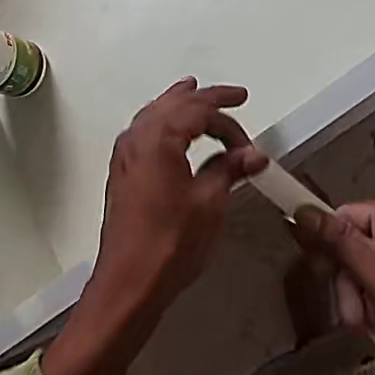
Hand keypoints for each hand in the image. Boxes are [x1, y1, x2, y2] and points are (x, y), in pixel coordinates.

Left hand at [90, 77, 269, 307]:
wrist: (129, 280)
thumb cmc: (168, 244)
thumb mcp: (209, 203)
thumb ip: (229, 169)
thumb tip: (251, 154)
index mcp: (158, 138)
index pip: (197, 109)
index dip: (225, 110)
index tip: (244, 107)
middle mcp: (137, 138)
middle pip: (174, 104)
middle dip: (203, 99)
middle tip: (231, 98)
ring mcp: (125, 153)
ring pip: (155, 113)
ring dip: (179, 104)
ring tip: (197, 94)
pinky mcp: (123, 170)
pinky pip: (145, 129)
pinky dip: (163, 119)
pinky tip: (174, 128)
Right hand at [294, 203, 374, 374]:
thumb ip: (338, 240)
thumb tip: (302, 208)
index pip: (344, 215)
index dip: (327, 242)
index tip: (319, 273)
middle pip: (355, 243)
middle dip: (346, 278)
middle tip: (348, 313)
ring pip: (369, 267)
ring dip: (359, 294)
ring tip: (365, 325)